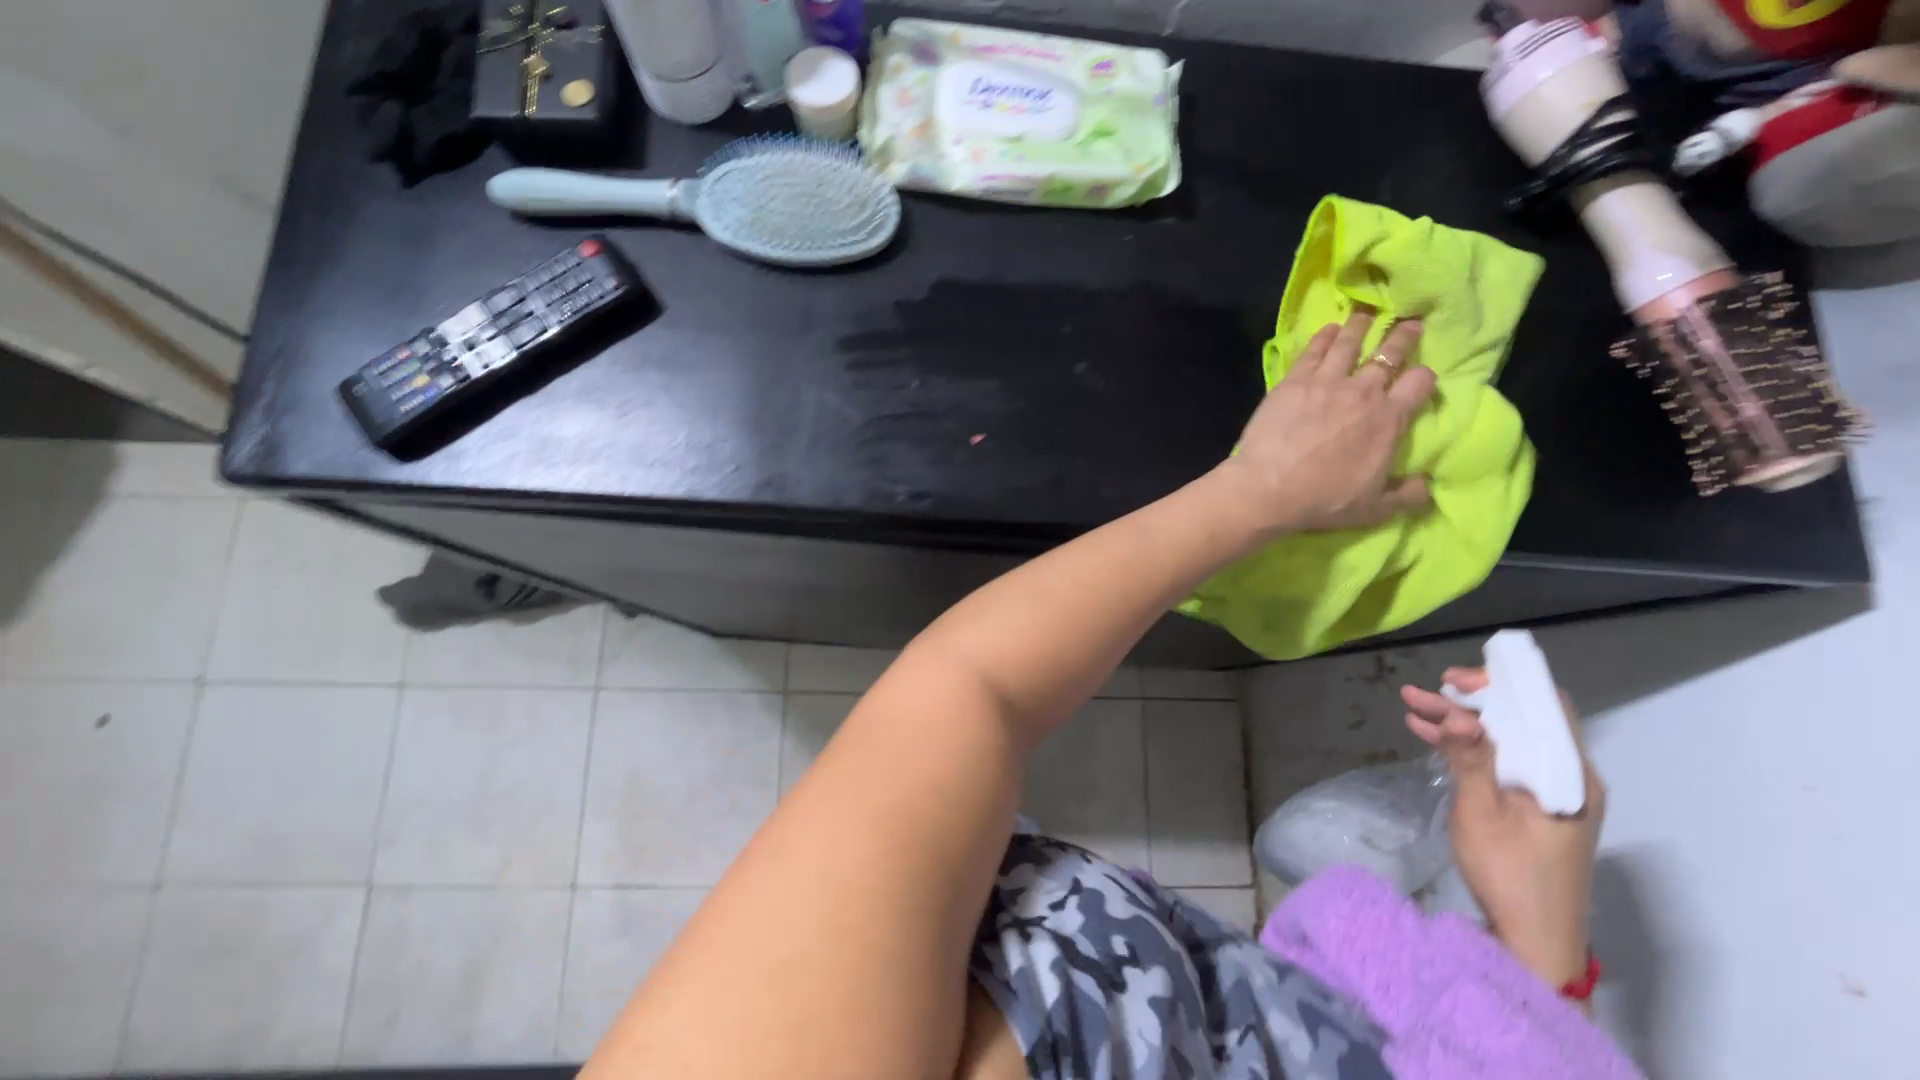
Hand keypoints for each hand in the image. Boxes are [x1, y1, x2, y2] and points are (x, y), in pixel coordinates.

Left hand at [1217, 308, 1437, 536]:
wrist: (1269, 488)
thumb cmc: (1323, 501)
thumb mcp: (1375, 508)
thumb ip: (1407, 495)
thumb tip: (1429, 485)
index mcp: (1389, 419)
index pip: (1420, 383)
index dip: (1425, 376)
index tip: (1423, 374)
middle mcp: (1363, 392)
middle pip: (1390, 353)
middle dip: (1403, 335)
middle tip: (1409, 322)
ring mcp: (1326, 382)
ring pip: (1349, 343)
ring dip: (1360, 326)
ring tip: (1366, 314)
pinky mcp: (1293, 381)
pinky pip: (1313, 351)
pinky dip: (1323, 336)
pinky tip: (1328, 329)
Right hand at [1402, 668, 1608, 990]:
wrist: (1535, 946)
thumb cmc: (1513, 877)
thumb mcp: (1484, 815)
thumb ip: (1472, 759)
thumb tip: (1456, 711)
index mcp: (1571, 774)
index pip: (1545, 706)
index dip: (1502, 684)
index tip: (1456, 680)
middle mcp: (1568, 777)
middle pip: (1521, 721)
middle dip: (1470, 702)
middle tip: (1426, 690)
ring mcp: (1551, 794)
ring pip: (1506, 741)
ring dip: (1461, 724)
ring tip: (1412, 706)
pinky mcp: (1533, 809)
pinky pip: (1501, 764)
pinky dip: (1467, 749)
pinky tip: (1428, 736)